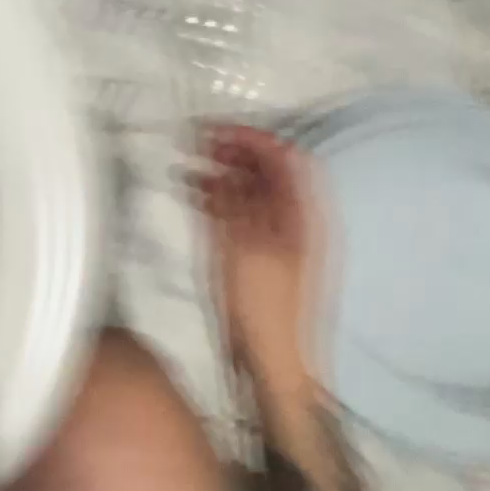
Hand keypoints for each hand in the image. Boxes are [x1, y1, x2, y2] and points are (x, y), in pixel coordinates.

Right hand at [196, 123, 318, 388]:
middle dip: (232, 151)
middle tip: (195, 143)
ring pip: (252, 191)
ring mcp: (280, 238)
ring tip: (185, 168)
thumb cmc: (263, 308)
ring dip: (221, 174)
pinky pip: (241, 213)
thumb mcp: (244, 248)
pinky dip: (217, 199)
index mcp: (304, 215)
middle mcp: (297, 221)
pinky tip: (193, 198)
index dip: (250, 137)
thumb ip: (237, 202)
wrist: (274, 361)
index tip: (213, 129)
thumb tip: (229, 164)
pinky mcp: (261, 255)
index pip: (284, 157)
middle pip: (269, 171)